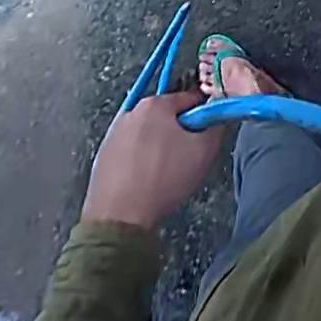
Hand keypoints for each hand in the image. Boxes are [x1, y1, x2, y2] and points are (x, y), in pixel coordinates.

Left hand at [81, 89, 225, 227]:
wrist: (119, 221)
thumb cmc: (163, 180)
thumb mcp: (205, 151)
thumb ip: (217, 125)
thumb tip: (218, 117)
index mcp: (156, 104)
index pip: (190, 99)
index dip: (203, 116)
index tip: (206, 134)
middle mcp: (131, 113)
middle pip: (167, 115)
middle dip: (180, 131)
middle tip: (187, 155)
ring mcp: (113, 135)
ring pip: (148, 133)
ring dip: (159, 145)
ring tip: (165, 171)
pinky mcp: (102, 157)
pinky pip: (131, 151)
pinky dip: (140, 160)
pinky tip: (146, 180)